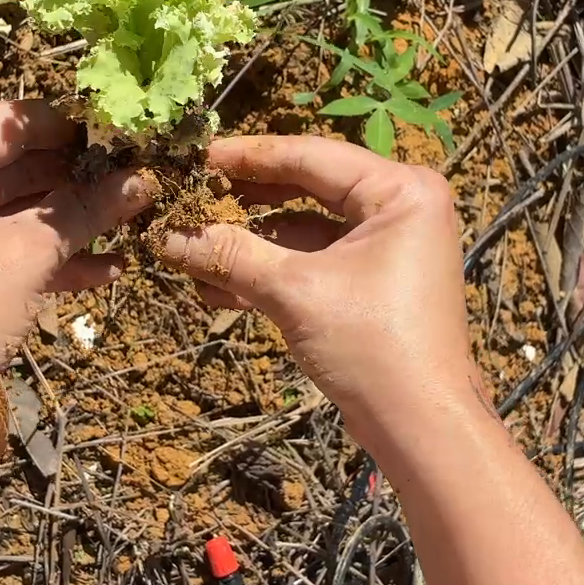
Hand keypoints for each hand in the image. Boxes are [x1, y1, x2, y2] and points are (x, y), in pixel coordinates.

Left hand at [0, 100, 148, 366]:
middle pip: (10, 167)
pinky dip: (38, 254)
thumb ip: (86, 210)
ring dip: (66, 223)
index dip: (72, 130)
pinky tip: (102, 271)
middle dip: (76, 183)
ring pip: (5, 211)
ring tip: (127, 226)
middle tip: (131, 186)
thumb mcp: (29, 254)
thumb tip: (143, 182)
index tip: (122, 139)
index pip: (9, 123)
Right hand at [155, 136, 480, 427]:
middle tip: (191, 194)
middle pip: (306, 187)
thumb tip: (163, 235)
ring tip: (192, 246)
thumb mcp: (294, 292)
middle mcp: (399, 206)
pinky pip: (314, 260)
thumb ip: (230, 254)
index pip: (310, 155)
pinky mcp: (371, 278)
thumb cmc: (372, 348)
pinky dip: (272, 270)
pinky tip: (219, 287)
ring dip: (251, 242)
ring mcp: (386, 244)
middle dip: (245, 200)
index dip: (247, 156)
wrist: (420, 429)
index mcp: (400, 191)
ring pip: (304, 228)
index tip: (195, 156)